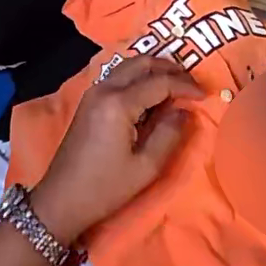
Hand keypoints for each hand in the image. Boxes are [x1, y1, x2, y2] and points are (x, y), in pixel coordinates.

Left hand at [32, 56, 204, 242]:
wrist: (60, 202)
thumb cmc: (105, 188)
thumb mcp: (146, 167)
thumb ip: (170, 134)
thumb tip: (184, 111)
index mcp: (118, 104)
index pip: (160, 82)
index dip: (186, 86)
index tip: (205, 95)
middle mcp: (105, 89)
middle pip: (144, 63)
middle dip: (171, 69)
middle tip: (192, 84)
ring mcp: (94, 93)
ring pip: (130, 66)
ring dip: (155, 70)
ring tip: (176, 86)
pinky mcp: (90, 101)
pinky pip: (120, 76)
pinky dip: (140, 77)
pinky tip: (152, 95)